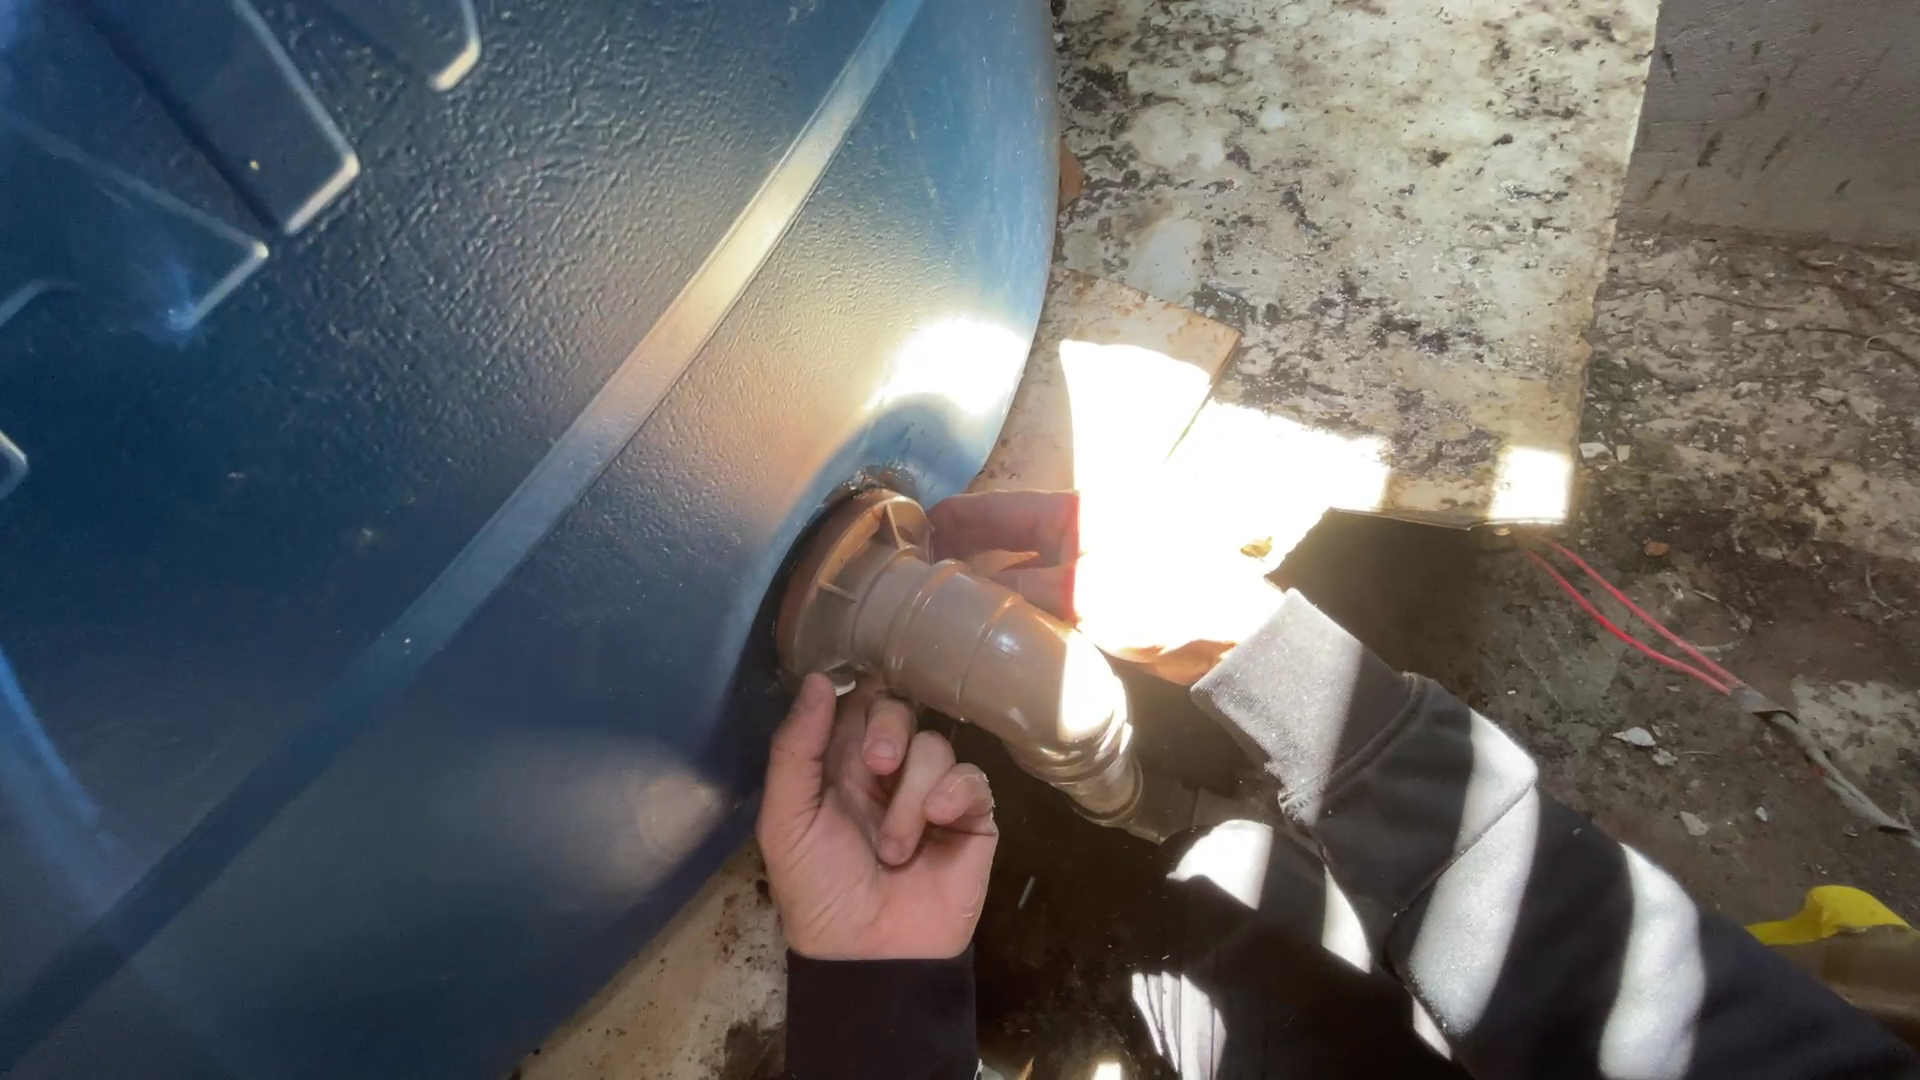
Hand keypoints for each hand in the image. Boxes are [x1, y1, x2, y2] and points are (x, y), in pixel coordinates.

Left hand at [757, 674, 997, 960]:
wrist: (870, 956)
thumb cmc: (819, 887)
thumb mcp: (786, 818)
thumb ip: (796, 748)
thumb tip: (820, 678)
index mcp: (842, 761)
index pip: (859, 701)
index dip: (862, 697)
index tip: (858, 706)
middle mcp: (889, 766)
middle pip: (900, 708)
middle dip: (888, 730)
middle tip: (877, 767)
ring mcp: (933, 787)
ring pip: (935, 744)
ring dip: (912, 793)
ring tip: (894, 846)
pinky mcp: (970, 812)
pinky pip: (971, 777)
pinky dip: (953, 793)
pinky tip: (939, 822)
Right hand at [928, 490, 1280, 684]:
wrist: (1221, 633)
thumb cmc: (1156, 599)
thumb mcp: (1080, 593)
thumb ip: (1020, 589)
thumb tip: (967, 589)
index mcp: (1070, 512)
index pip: (996, 508)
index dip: (953, 516)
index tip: (914, 530)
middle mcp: (1071, 530)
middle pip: (1002, 533)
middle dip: (961, 547)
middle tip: (917, 570)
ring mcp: (1081, 561)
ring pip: (1017, 564)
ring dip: (984, 576)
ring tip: (940, 595)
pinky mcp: (1091, 593)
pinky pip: (1038, 591)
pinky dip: (1011, 599)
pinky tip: (987, 617)